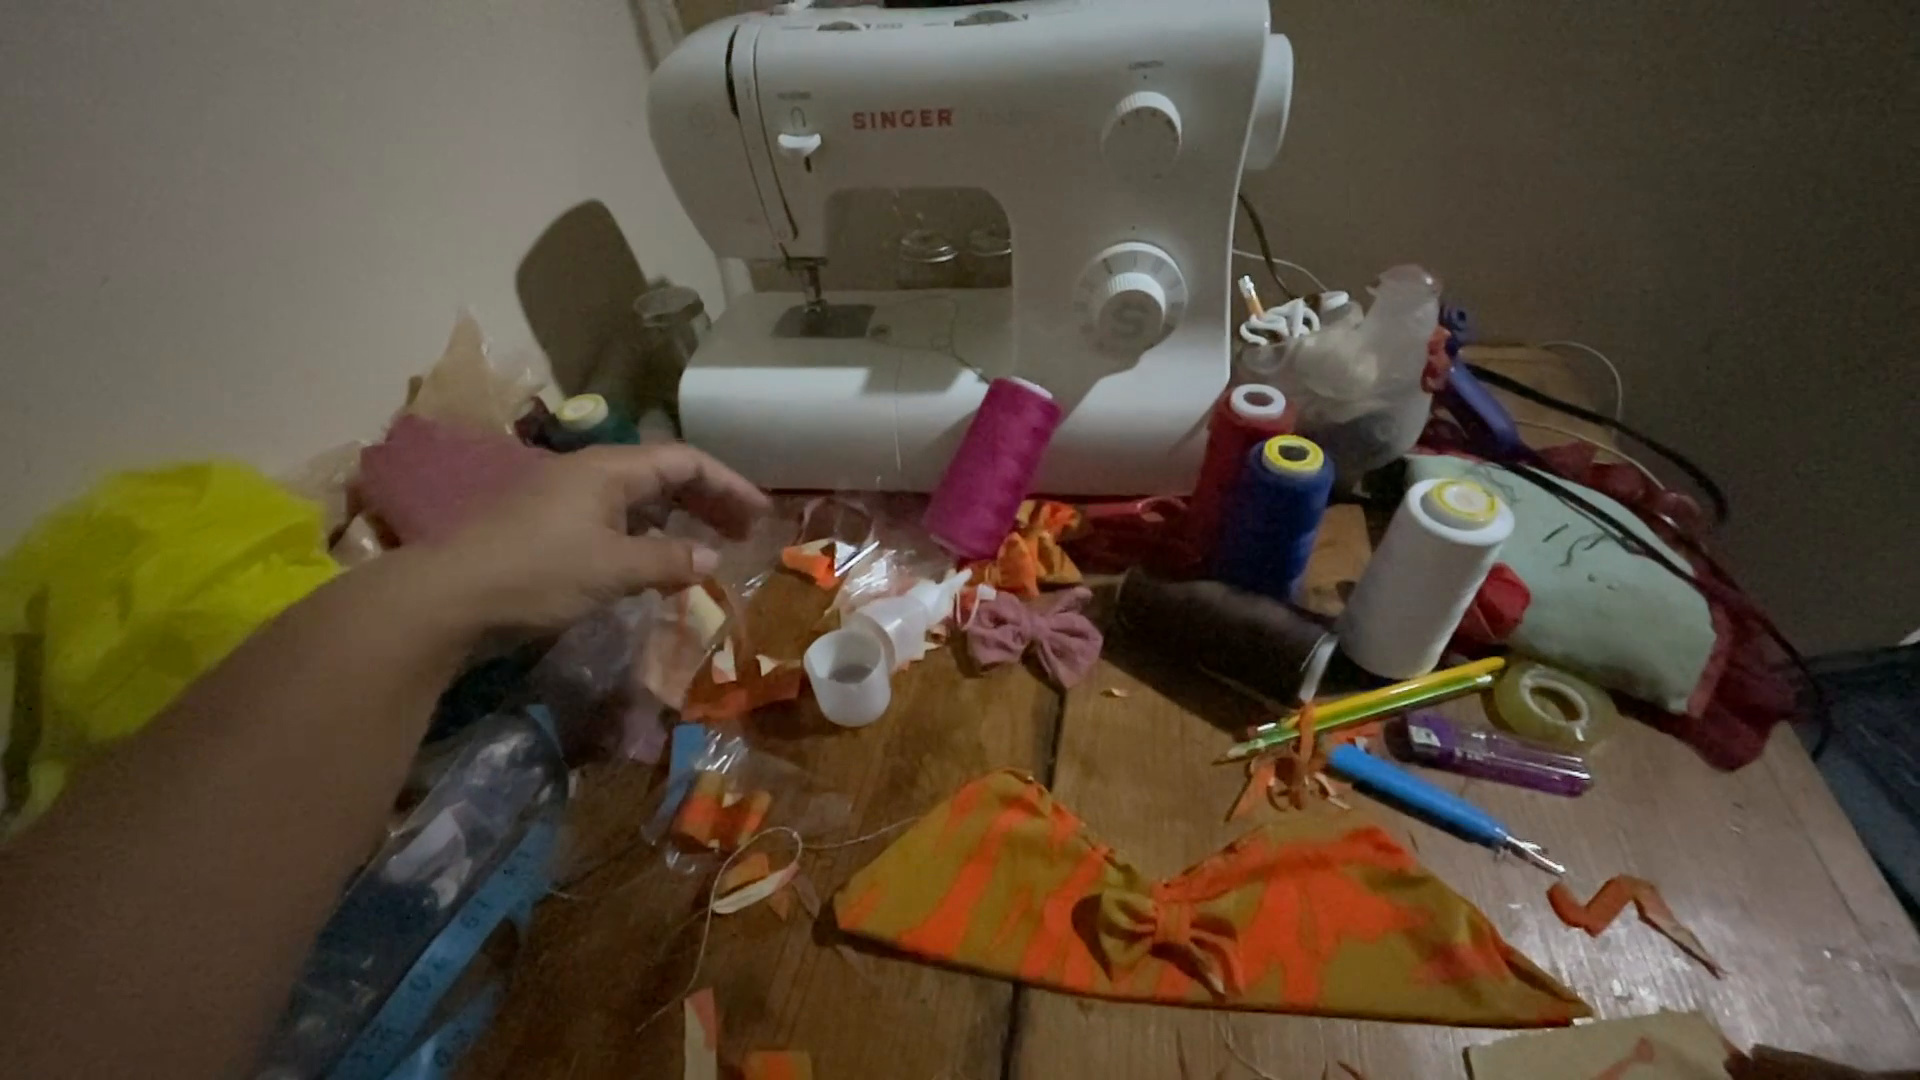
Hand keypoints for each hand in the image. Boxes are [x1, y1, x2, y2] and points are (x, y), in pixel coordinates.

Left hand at [421, 443, 769, 630]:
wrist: (446, 599)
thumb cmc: (538, 572)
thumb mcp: (615, 568)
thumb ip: (671, 560)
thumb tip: (714, 560)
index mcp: (609, 469)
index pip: (686, 461)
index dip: (730, 484)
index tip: (762, 513)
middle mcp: (592, 475)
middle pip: (667, 476)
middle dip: (711, 501)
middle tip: (745, 531)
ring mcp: (570, 502)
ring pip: (643, 501)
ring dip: (683, 521)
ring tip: (714, 547)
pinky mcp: (555, 531)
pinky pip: (621, 523)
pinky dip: (653, 538)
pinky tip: (663, 564)